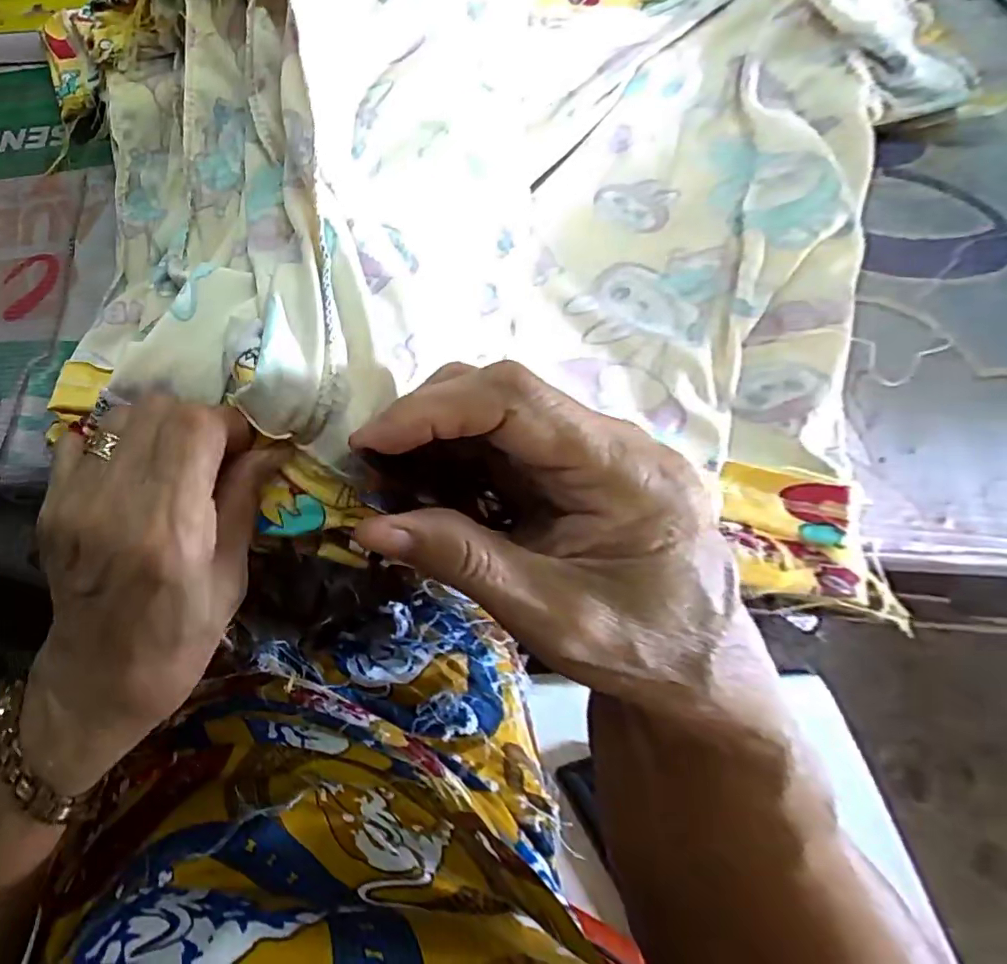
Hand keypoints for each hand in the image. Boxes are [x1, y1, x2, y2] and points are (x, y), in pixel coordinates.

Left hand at [28, 397, 288, 794]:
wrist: (97, 677)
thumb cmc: (177, 642)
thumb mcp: (228, 581)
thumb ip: (242, 502)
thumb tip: (269, 448)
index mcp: (169, 530)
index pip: (195, 426)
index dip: (226, 424)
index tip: (240, 446)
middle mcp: (115, 504)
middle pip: (157, 410)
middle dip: (193, 421)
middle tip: (207, 453)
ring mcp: (73, 501)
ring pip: (119, 418)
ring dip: (152, 427)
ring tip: (167, 462)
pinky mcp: (49, 505)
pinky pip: (80, 441)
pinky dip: (110, 444)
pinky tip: (125, 473)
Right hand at [348, 361, 782, 726]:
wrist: (697, 673)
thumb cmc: (637, 649)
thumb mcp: (546, 614)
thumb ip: (459, 561)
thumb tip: (367, 528)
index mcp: (622, 471)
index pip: (514, 400)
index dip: (429, 411)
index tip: (367, 443)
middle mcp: (607, 442)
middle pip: (496, 389)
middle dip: (420, 417)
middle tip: (369, 463)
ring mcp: (585, 450)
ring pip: (486, 406)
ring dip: (426, 435)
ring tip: (387, 480)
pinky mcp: (561, 466)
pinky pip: (489, 438)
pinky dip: (441, 455)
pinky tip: (421, 490)